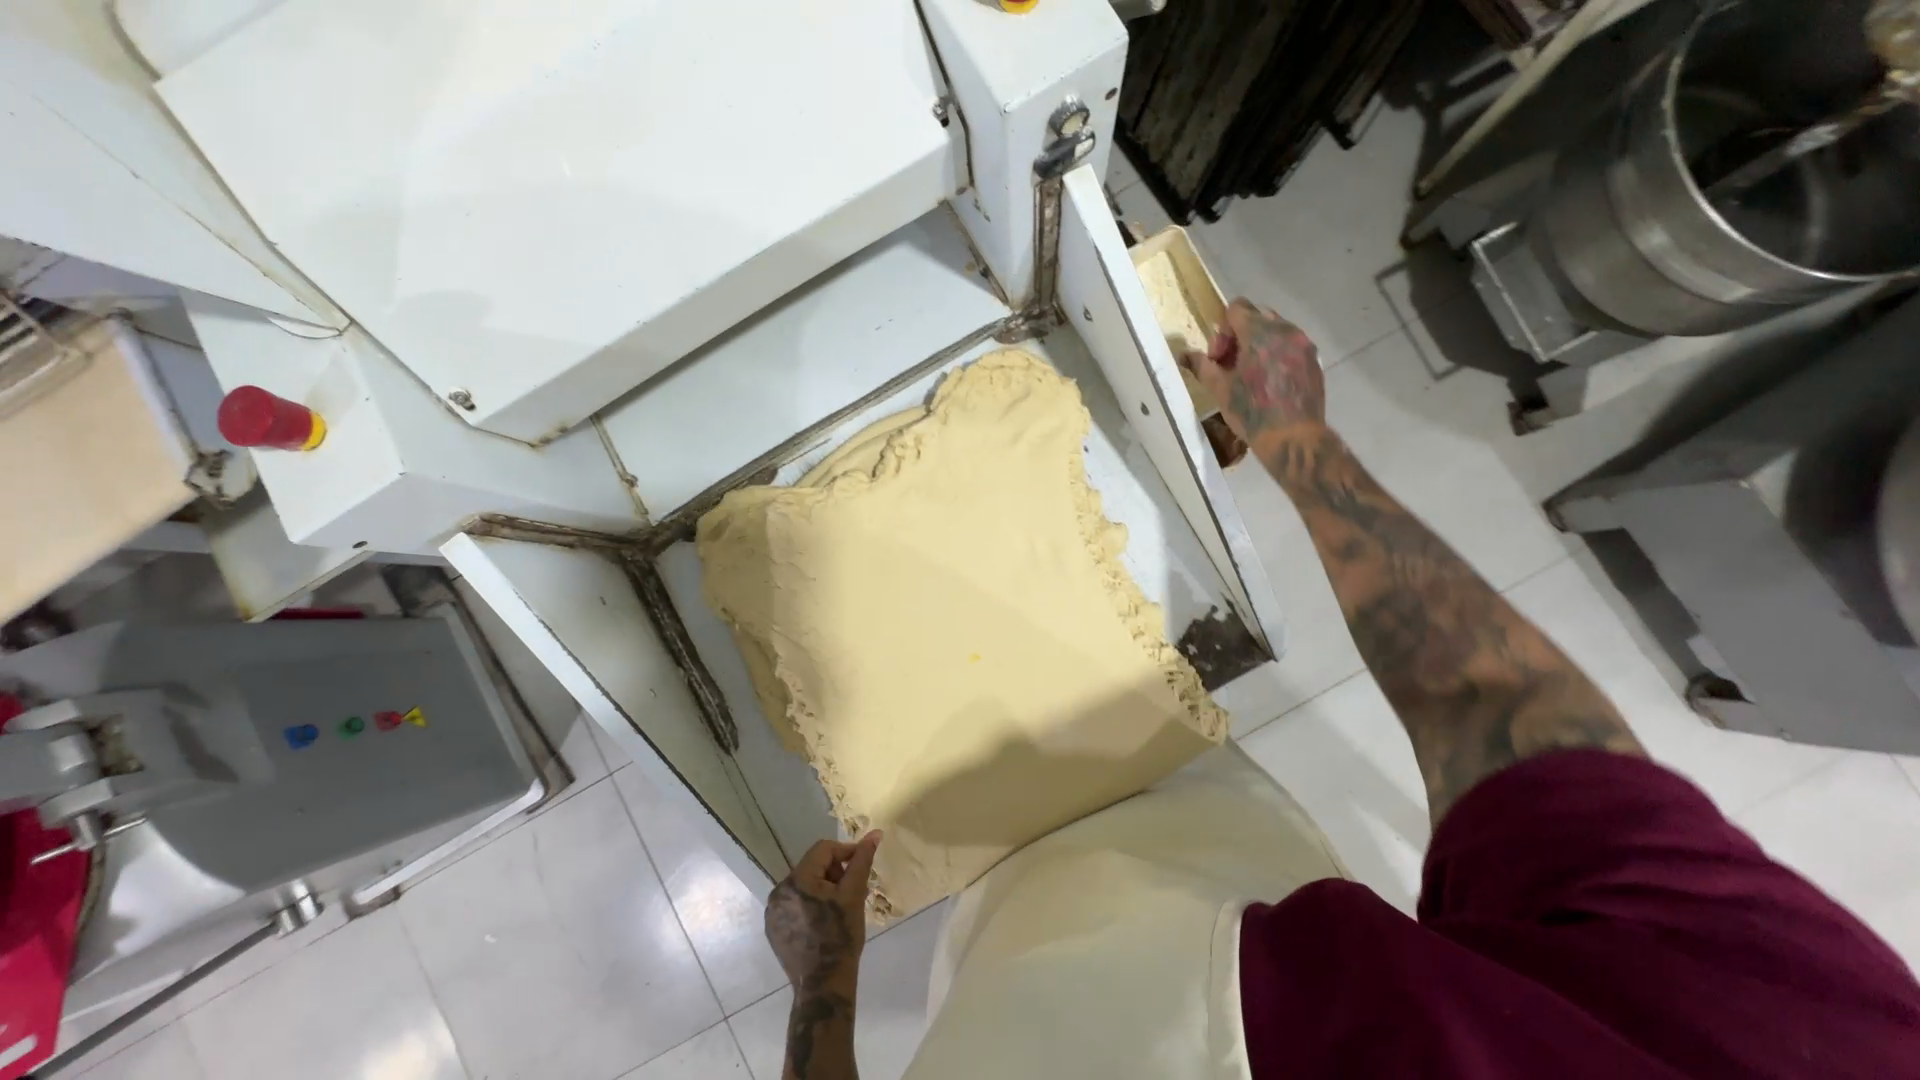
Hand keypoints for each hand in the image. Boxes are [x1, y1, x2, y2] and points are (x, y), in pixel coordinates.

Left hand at [765, 831, 881, 991]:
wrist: (824, 985)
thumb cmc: (842, 938)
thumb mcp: (855, 895)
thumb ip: (862, 860)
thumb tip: (875, 833)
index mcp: (797, 879)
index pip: (824, 849)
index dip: (845, 852)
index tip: (861, 867)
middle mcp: (779, 891)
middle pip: (812, 867)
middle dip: (833, 873)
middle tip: (851, 891)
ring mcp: (773, 911)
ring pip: (802, 886)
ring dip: (821, 889)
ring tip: (838, 908)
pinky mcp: (773, 928)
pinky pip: (793, 905)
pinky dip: (808, 906)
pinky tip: (822, 923)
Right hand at [1179, 298, 1323, 446]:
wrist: (1293, 438)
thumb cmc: (1252, 412)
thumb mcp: (1220, 390)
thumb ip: (1202, 366)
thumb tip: (1185, 355)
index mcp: (1259, 333)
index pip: (1236, 308)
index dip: (1222, 330)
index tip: (1219, 357)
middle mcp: (1285, 331)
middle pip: (1257, 316)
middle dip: (1240, 335)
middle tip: (1232, 364)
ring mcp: (1303, 345)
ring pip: (1276, 330)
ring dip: (1259, 344)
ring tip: (1251, 373)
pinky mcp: (1314, 360)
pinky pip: (1291, 345)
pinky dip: (1276, 355)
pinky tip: (1270, 382)